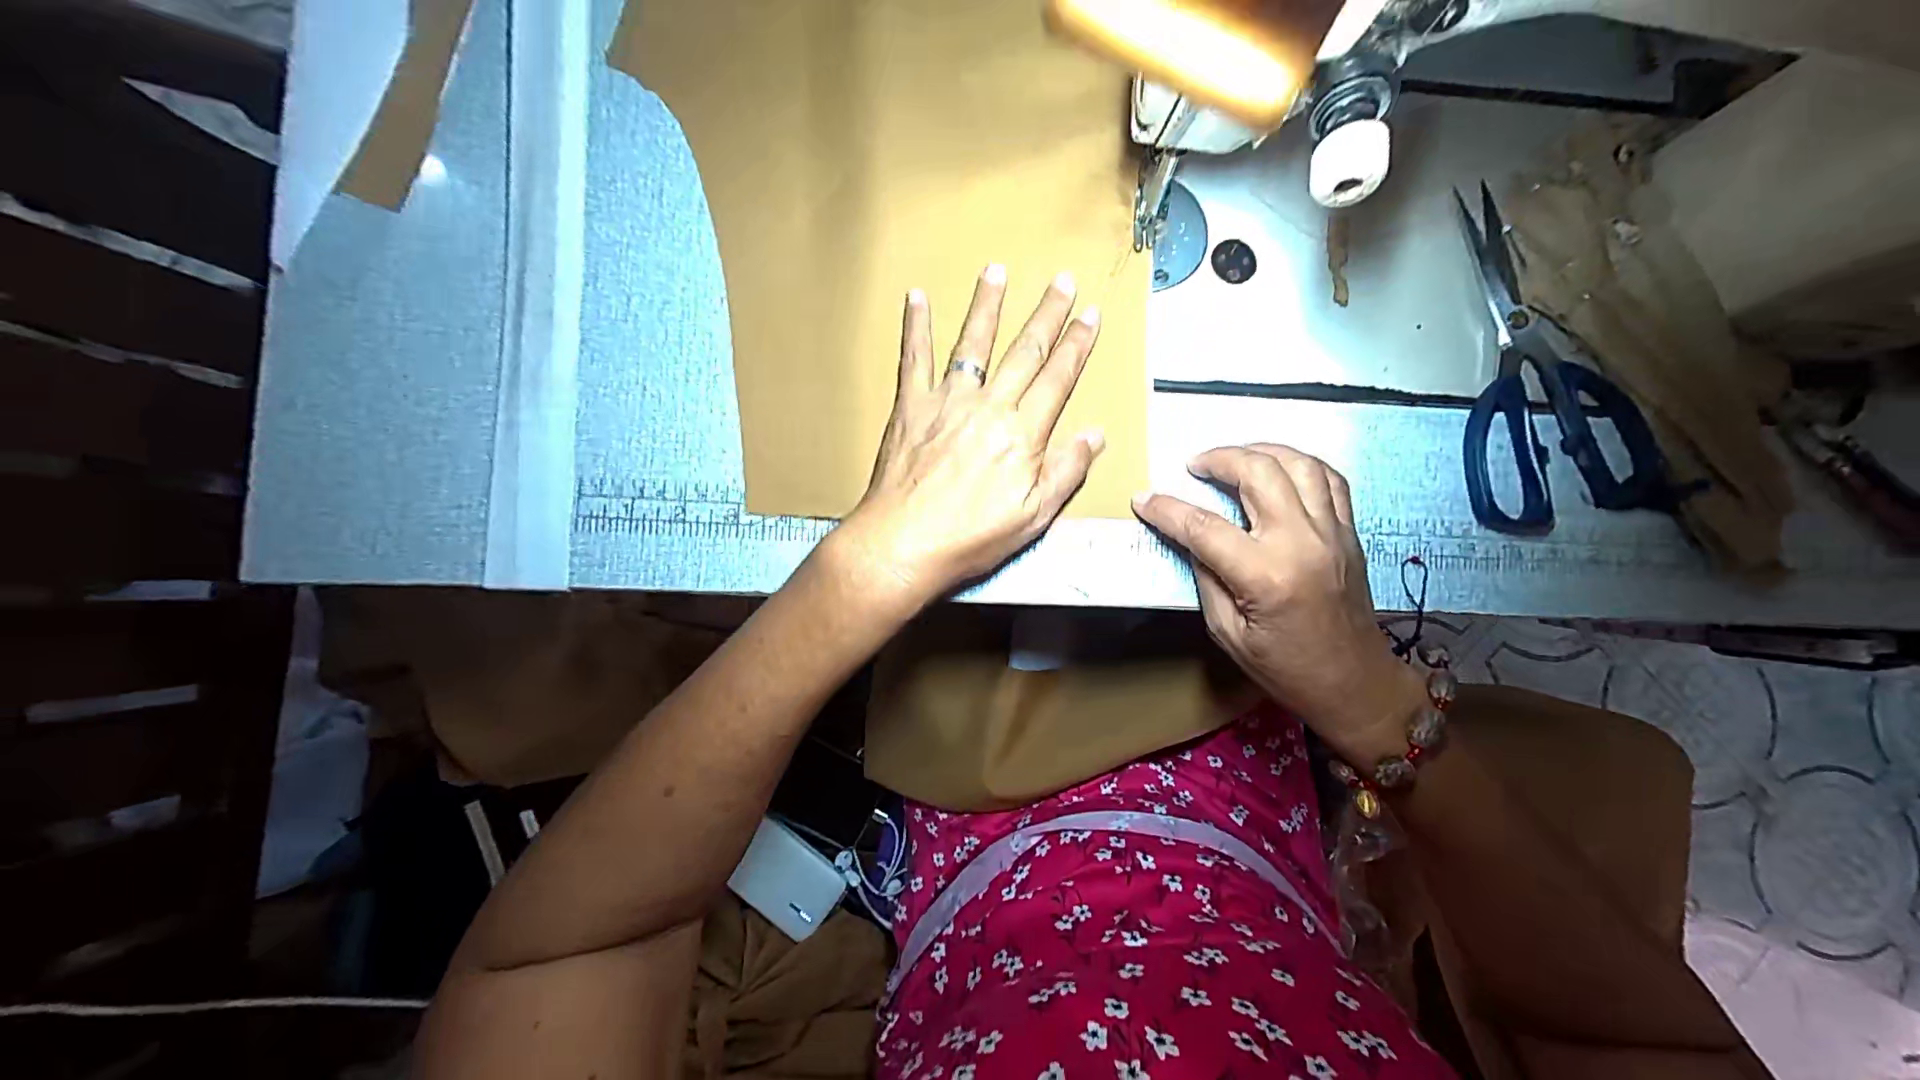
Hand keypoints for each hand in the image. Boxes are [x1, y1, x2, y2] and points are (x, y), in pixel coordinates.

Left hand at [834, 264, 1105, 607]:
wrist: (904, 543)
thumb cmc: (969, 538)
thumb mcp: (1034, 517)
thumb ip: (1066, 472)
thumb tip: (1093, 434)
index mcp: (1022, 434)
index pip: (1058, 378)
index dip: (1077, 344)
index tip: (1089, 316)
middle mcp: (988, 408)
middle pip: (1023, 351)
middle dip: (1046, 314)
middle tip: (1060, 281)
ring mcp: (947, 403)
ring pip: (973, 344)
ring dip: (987, 306)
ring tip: (997, 271)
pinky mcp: (910, 408)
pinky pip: (914, 359)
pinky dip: (916, 327)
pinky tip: (917, 298)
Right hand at [1132, 445, 1424, 763]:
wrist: (1355, 682)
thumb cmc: (1286, 668)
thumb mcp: (1228, 632)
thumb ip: (1207, 578)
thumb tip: (1190, 538)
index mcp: (1265, 575)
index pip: (1204, 527)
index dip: (1167, 510)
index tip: (1143, 500)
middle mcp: (1301, 542)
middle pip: (1258, 473)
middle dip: (1218, 460)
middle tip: (1194, 465)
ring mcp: (1332, 532)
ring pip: (1298, 464)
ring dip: (1260, 450)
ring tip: (1234, 457)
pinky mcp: (1349, 531)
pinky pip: (1329, 478)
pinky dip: (1299, 464)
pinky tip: (1278, 468)